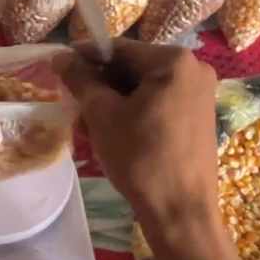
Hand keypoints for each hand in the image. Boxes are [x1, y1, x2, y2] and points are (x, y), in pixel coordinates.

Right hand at [56, 39, 222, 234]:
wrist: (180, 211)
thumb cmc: (140, 156)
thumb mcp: (102, 114)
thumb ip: (81, 80)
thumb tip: (60, 56)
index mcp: (174, 60)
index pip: (119, 48)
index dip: (85, 58)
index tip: (58, 70)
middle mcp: (194, 70)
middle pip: (133, 67)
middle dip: (100, 84)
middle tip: (73, 105)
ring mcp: (200, 95)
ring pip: (144, 88)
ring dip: (114, 101)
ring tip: (89, 126)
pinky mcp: (199, 118)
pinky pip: (158, 104)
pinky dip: (134, 112)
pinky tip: (114, 134)